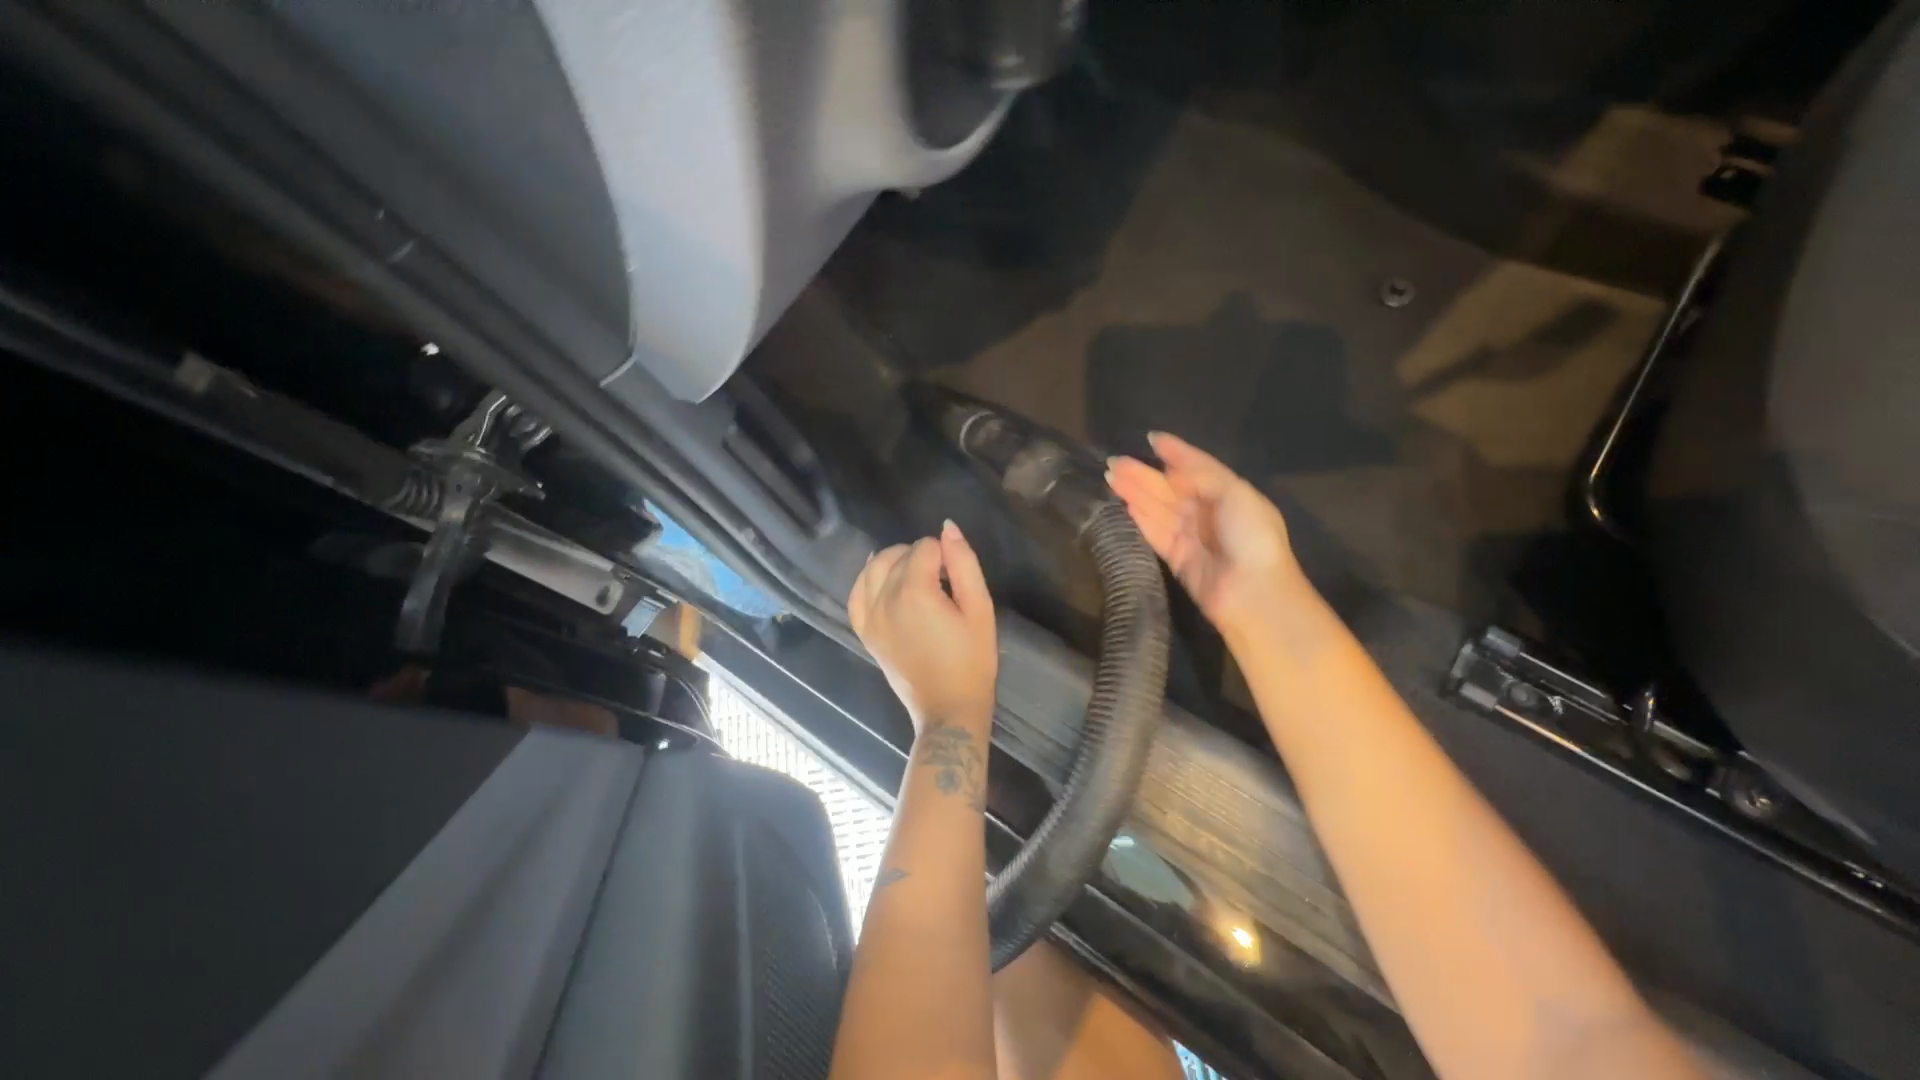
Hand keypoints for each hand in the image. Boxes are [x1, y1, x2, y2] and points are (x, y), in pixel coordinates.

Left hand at [848, 520, 998, 734]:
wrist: (948, 708)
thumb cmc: (972, 660)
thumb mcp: (980, 609)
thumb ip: (964, 564)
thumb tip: (947, 527)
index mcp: (915, 591)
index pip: (925, 548)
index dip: (945, 555)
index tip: (957, 578)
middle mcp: (885, 599)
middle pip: (898, 555)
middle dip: (920, 556)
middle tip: (944, 579)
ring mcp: (870, 617)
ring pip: (873, 569)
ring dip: (894, 562)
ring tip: (917, 576)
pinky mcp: (865, 632)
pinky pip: (856, 594)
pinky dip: (867, 580)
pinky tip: (881, 578)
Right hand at [1106, 432, 1303, 634]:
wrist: (1253, 591)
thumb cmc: (1251, 535)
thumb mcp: (1235, 493)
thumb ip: (1201, 476)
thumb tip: (1168, 471)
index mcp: (1229, 493)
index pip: (1198, 466)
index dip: (1176, 452)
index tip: (1151, 439)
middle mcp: (1209, 512)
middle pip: (1170, 487)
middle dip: (1144, 473)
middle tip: (1114, 461)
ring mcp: (1192, 536)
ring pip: (1158, 508)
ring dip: (1135, 492)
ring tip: (1110, 476)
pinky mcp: (1177, 558)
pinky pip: (1155, 533)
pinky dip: (1140, 518)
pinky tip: (1123, 504)